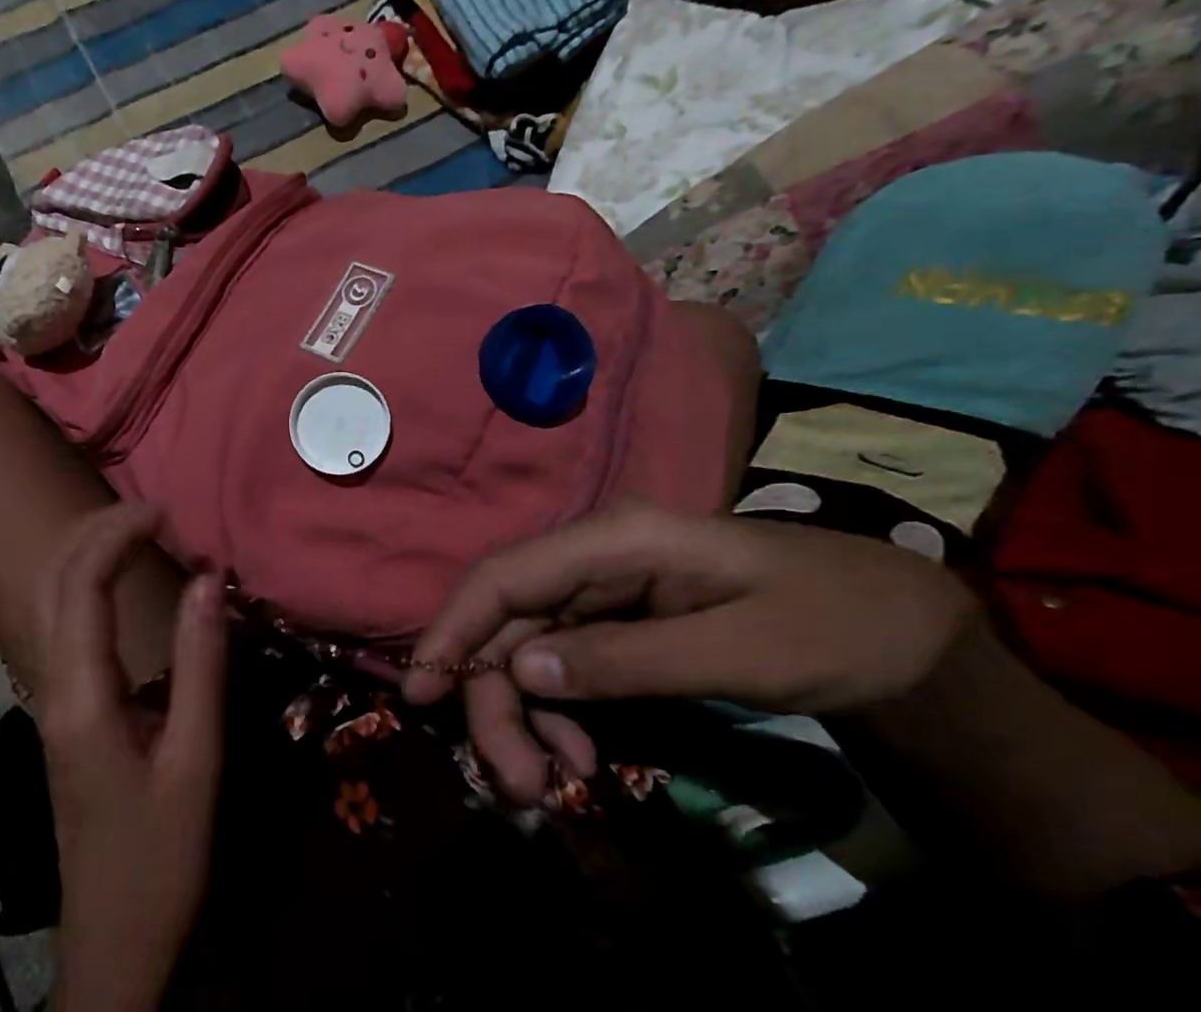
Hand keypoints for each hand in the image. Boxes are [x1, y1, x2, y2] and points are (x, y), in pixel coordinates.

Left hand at [37, 504, 227, 1011]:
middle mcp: (50, 687)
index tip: (166, 513)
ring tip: (138, 531)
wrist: (113, 937)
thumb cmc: (161, 855)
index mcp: (80, 695)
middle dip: (93, 531)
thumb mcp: (196, 759)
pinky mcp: (62, 714)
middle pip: (50, 583)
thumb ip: (201, 665)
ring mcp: (48, 700)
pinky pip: (60, 629)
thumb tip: (209, 580)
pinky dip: (88, 586)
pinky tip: (121, 585)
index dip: (118, 534)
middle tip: (152, 511)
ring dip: (85, 554)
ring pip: (46, 603)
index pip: (82, 584)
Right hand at [404, 503, 976, 804]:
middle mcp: (592, 562)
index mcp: (616, 541)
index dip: (452, 629)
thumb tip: (520, 673)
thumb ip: (628, 660)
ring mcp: (600, 597)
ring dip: (521, 720)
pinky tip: (577, 757)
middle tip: (514, 784)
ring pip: (522, 654)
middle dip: (494, 702)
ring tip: (551, 782)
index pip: (505, 577)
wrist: (906, 635)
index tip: (420, 692)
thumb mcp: (742, 651)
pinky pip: (556, 673)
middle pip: (506, 626)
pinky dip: (554, 720)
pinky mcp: (612, 630)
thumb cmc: (839, 627)